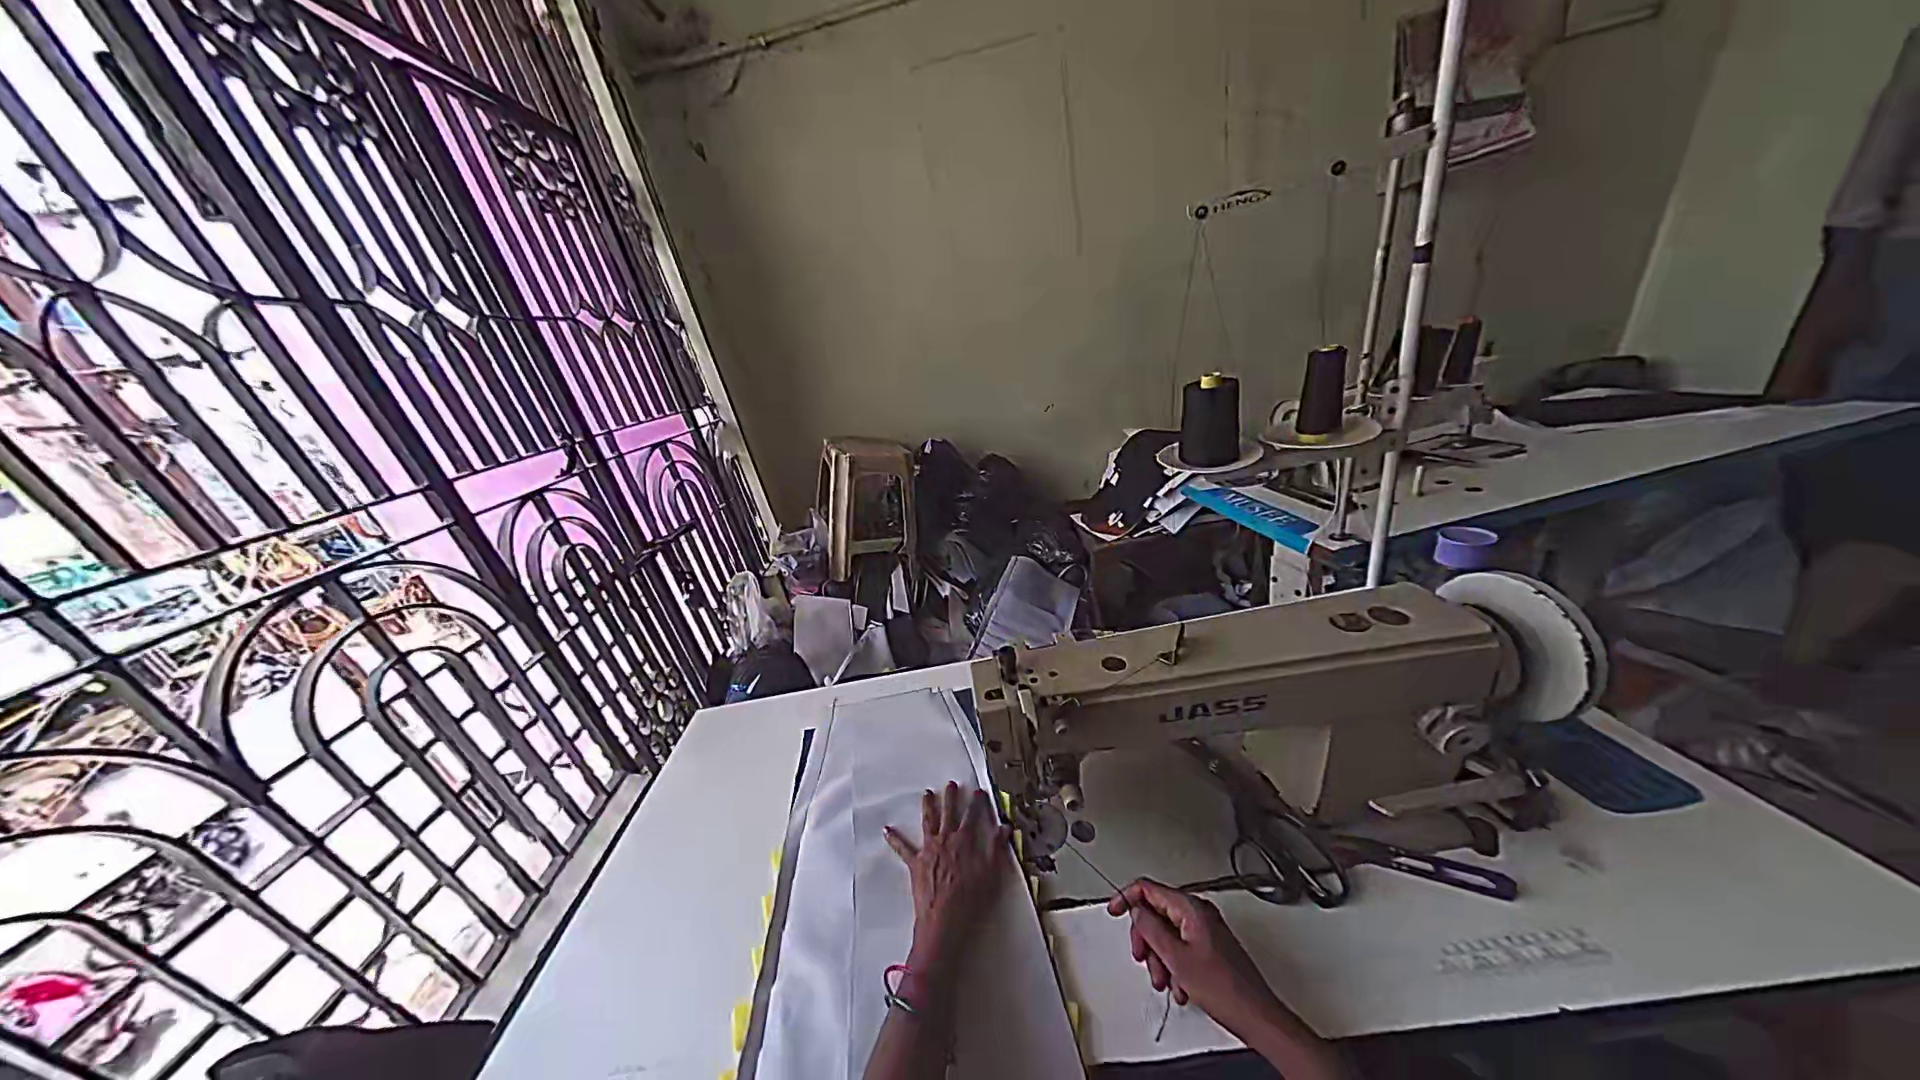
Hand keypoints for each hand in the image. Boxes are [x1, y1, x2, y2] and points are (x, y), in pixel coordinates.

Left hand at [885, 782, 1011, 974]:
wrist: (944, 919)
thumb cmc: (970, 899)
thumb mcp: (991, 873)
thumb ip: (997, 848)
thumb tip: (1005, 828)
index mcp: (964, 842)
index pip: (972, 816)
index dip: (977, 803)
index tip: (979, 792)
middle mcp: (945, 840)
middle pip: (948, 813)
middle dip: (951, 797)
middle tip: (951, 784)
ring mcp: (928, 850)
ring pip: (928, 822)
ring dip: (928, 807)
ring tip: (927, 794)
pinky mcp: (915, 863)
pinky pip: (903, 849)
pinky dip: (895, 839)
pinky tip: (887, 830)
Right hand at [1105, 878, 1280, 1029]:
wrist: (1255, 1016)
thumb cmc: (1225, 989)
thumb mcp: (1175, 957)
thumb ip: (1150, 929)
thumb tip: (1136, 911)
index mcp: (1190, 908)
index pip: (1148, 888)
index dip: (1127, 897)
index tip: (1115, 909)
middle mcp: (1198, 913)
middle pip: (1156, 912)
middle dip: (1146, 937)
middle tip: (1144, 957)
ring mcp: (1205, 930)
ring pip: (1167, 932)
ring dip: (1159, 957)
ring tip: (1165, 978)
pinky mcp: (1209, 946)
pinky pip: (1180, 946)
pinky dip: (1173, 963)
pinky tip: (1179, 984)